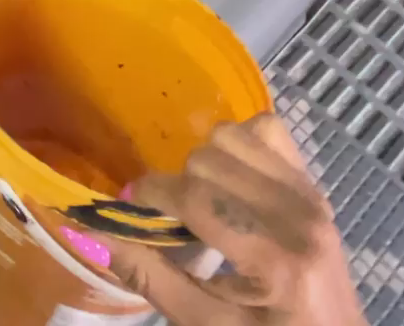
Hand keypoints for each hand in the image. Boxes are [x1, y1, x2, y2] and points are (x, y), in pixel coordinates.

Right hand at [99, 114, 365, 325]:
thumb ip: (147, 273)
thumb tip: (89, 226)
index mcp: (277, 260)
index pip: (194, 198)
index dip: (149, 196)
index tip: (132, 212)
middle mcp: (300, 216)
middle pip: (207, 161)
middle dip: (177, 186)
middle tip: (174, 219)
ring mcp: (311, 194)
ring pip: (231, 136)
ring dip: (205, 162)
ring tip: (204, 199)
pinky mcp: (314, 183)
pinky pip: (267, 130)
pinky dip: (239, 143)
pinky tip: (231, 177)